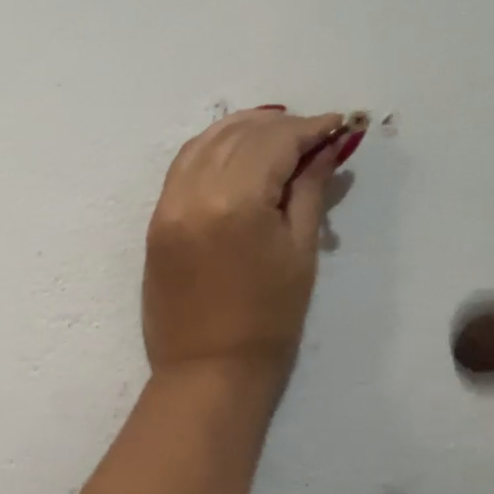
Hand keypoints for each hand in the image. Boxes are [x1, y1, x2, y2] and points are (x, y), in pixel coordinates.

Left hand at [142, 106, 362, 382]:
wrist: (207, 369)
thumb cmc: (267, 319)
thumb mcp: (299, 251)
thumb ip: (309, 191)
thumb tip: (326, 147)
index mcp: (234, 201)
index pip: (274, 142)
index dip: (310, 128)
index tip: (338, 124)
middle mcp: (192, 195)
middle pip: (236, 136)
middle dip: (277, 125)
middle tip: (310, 133)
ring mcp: (166, 209)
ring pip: (202, 146)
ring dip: (239, 132)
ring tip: (274, 136)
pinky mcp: (154, 225)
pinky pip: (180, 170)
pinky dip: (208, 153)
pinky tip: (233, 156)